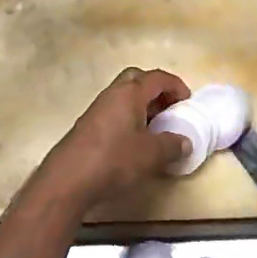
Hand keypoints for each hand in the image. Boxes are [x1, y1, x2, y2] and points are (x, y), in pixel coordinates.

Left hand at [29, 68, 191, 210]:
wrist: (68, 179)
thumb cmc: (114, 160)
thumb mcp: (151, 155)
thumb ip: (171, 145)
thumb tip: (184, 141)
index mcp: (129, 93)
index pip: (157, 77)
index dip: (175, 85)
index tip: (187, 101)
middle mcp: (112, 94)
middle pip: (137, 79)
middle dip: (156, 89)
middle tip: (170, 109)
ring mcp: (97, 109)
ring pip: (124, 95)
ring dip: (142, 105)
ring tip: (156, 127)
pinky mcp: (88, 125)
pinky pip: (114, 111)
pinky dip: (129, 117)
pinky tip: (135, 141)